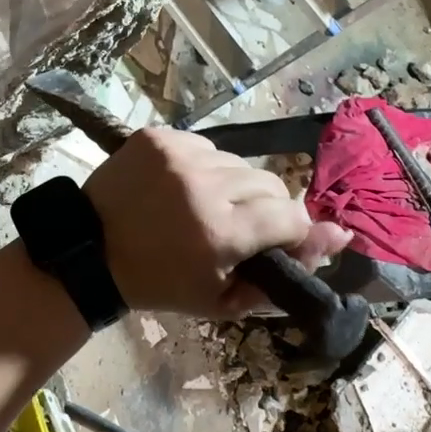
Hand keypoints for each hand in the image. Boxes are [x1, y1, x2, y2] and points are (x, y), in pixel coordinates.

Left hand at [82, 128, 351, 318]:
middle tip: (237, 226)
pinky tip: (182, 187)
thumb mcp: (224, 296)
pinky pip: (204, 144)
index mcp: (221, 230)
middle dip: (264, 207)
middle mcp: (203, 184)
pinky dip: (202, 165)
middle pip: (269, 183)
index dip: (290, 232)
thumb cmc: (159, 282)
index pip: (290, 216)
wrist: (91, 248)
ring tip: (205, 205)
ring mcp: (178, 154)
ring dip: (232, 184)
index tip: (275, 243)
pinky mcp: (157, 135)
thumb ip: (285, 270)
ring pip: (237, 161)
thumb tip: (339, 236)